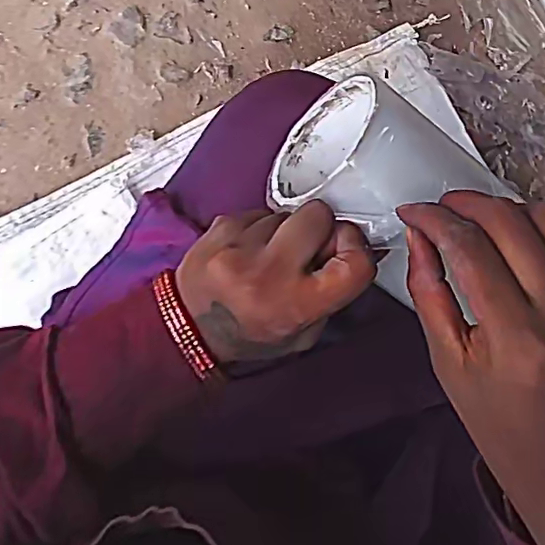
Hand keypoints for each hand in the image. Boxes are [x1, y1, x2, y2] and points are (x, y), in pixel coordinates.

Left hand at [175, 200, 375, 363]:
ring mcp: (239, 248)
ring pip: (285, 212)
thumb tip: (355, 247)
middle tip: (305, 248)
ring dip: (284, 230)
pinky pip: (257, 211)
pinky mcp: (219, 228)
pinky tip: (247, 250)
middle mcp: (267, 274)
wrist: (188, 328)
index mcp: (295, 306)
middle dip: (319, 228)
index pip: (354, 263)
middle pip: (319, 216)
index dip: (356, 247)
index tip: (346, 247)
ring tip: (267, 256)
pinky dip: (257, 227)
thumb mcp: (303, 334)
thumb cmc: (249, 333)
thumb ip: (332, 292)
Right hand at [398, 192, 544, 544]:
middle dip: (466, 203)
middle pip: (510, 221)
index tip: (418, 214)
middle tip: (444, 208)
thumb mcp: (448, 363)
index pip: (468, 246)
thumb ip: (428, 291)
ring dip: (508, 210)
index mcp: (519, 343)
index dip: (434, 218)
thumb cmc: (506, 430)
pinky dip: (543, 238)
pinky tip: (521, 249)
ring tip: (481, 220)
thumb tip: (420, 238)